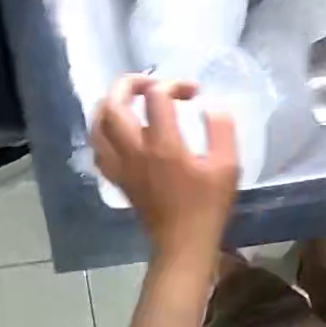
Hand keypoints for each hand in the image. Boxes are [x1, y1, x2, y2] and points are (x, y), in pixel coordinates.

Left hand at [91, 74, 238, 256]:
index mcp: (163, 146)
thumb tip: (210, 106)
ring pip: (97, 125)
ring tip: (130, 100)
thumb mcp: (228, 166)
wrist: (182, 243)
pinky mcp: (115, 177)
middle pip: (112, 105)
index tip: (193, 92)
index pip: (155, 97)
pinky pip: (98, 147)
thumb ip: (221, 129)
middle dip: (128, 84)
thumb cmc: (207, 206)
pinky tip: (121, 130)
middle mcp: (133, 151)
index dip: (174, 84)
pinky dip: (105, 131)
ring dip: (110, 104)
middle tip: (151, 83)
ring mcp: (119, 165)